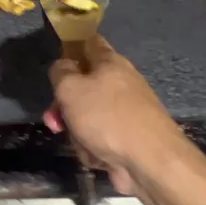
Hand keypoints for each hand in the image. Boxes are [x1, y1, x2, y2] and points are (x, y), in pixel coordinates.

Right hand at [46, 37, 185, 194]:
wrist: (150, 161)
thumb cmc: (106, 117)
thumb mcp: (70, 88)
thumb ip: (60, 73)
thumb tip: (63, 67)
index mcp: (110, 63)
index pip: (90, 43)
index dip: (72, 48)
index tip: (57, 63)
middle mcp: (122, 83)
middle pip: (84, 86)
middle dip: (65, 105)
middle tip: (55, 120)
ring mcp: (128, 112)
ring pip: (89, 116)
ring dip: (78, 130)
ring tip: (80, 143)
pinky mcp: (130, 138)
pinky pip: (101, 138)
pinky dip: (94, 147)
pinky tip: (97, 156)